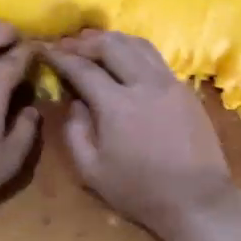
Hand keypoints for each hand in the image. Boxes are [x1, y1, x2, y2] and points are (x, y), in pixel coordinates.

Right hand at [43, 30, 239, 238]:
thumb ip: (75, 132)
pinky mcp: (185, 90)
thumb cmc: (139, 191)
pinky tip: (125, 60)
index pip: (82, 68)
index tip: (44, 49)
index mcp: (117, 104)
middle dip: (85, 41)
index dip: (60, 56)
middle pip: (111, 45)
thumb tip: (74, 102)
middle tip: (67, 43)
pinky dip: (134, 51)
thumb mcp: (91, 171)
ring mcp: (169, 83)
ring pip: (138, 44)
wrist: (196, 200)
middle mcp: (144, 84)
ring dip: (112, 40)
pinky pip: (155, 58)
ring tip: (94, 43)